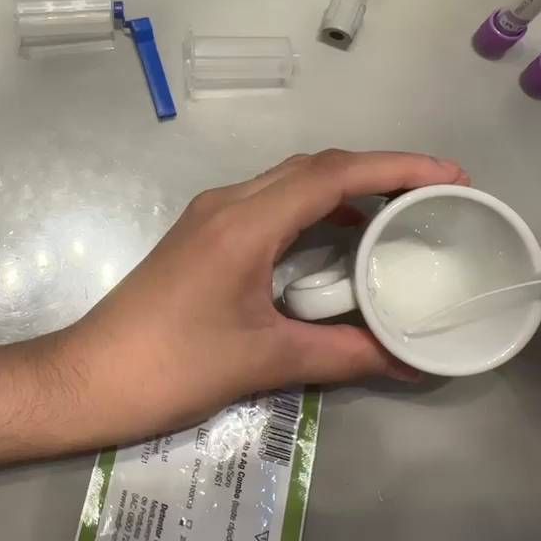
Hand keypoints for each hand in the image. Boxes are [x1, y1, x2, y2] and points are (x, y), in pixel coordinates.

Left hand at [50, 151, 466, 444]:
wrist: (92, 374)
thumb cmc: (174, 365)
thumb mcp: (265, 361)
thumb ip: (343, 354)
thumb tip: (409, 360)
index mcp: (245, 222)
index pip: (331, 174)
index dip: (394, 166)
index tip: (448, 174)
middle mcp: (227, 203)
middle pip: (311, 167)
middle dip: (375, 171)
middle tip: (431, 193)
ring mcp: (210, 215)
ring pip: (287, 182)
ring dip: (341, 189)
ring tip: (395, 213)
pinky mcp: (202, 235)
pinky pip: (268, 203)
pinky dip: (310, 211)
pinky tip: (335, 242)